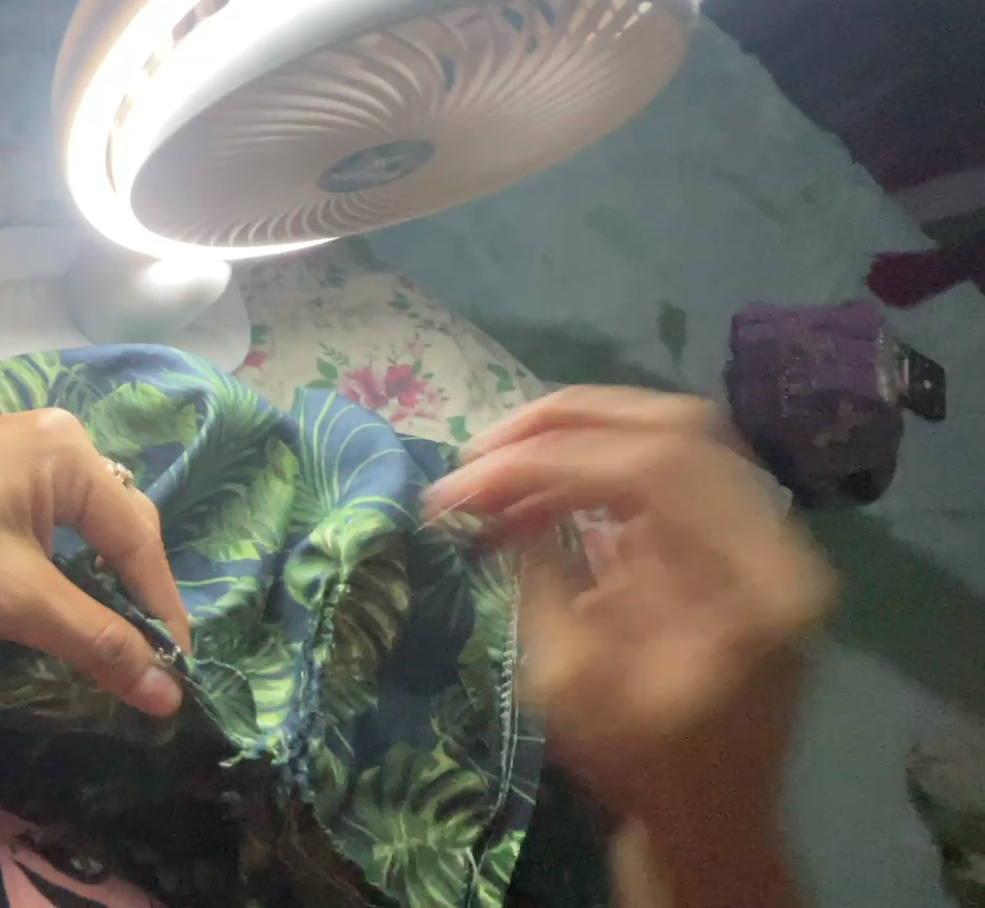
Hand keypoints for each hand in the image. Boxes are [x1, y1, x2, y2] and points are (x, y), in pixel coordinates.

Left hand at [0, 409, 189, 717]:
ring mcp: (21, 447)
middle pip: (118, 519)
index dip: (162, 605)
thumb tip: (170, 696)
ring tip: (120, 627)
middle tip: (151, 653)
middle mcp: (53, 435)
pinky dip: (72, 556)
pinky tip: (74, 588)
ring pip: (89, 518)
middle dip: (135, 586)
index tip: (182, 670)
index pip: (136, 533)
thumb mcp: (18, 602)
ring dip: (105, 573)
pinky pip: (57, 513)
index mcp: (66, 449)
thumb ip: (99, 642)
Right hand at [422, 387, 834, 844]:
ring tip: (487, 472)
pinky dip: (573, 472)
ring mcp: (743, 532)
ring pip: (657, 433)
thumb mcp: (568, 677)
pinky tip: (519, 503)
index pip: (655, 467)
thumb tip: (497, 503)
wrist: (701, 807)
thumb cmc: (636, 757)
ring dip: (562, 440)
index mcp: (751, 581)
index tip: (463, 483)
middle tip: (478, 449)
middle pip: (671, 426)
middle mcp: (765, 540)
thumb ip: (538, 574)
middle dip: (558, 423)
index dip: (547, 460)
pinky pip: (643, 470)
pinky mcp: (708, 537)